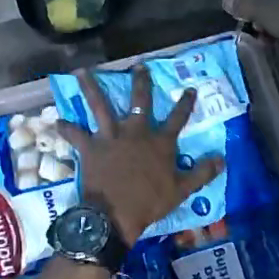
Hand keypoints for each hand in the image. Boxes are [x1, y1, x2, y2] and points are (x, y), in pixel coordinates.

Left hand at [57, 67, 223, 243]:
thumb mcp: (182, 190)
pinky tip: (57, 121)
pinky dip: (66, 128)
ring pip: (100, 106)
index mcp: (160, 142)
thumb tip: (222, 159)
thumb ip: (201, 172)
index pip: (178, 118)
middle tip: (139, 66)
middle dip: (141, 82)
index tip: (189, 88)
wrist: (115, 213)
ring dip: (91, 88)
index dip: (185, 103)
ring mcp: (111, 137)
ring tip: (82, 72)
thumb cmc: (150, 202)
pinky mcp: (90, 147)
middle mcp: (136, 132)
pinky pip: (75, 134)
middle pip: (139, 101)